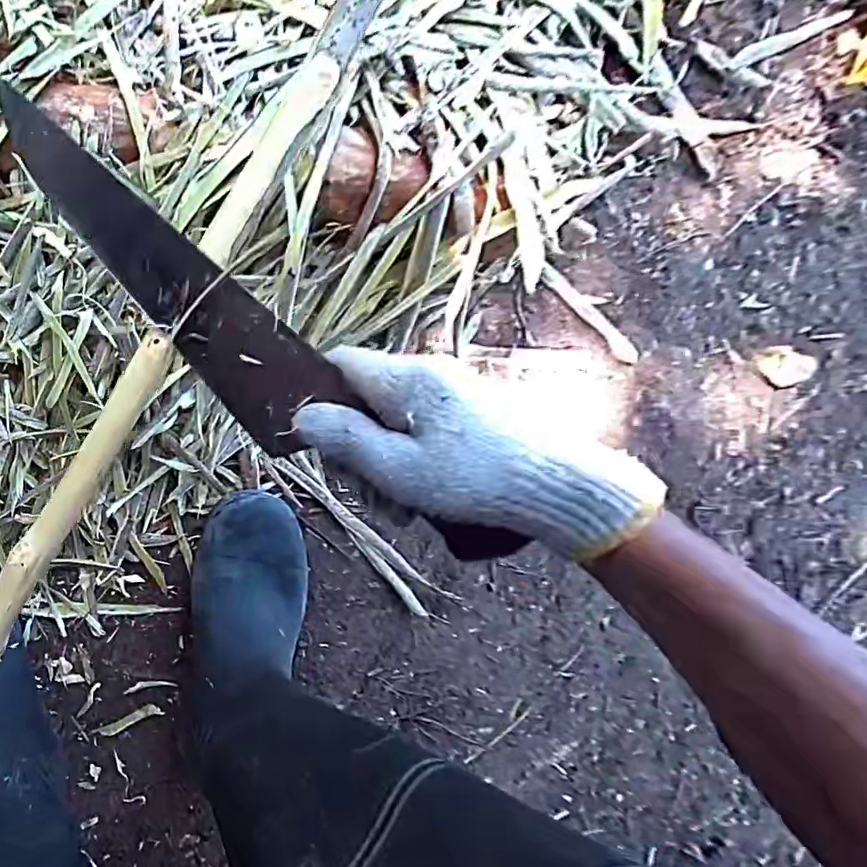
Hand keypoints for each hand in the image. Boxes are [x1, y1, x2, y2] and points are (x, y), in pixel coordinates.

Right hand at [292, 346, 665, 559]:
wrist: (566, 492)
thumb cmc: (476, 479)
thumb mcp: (395, 467)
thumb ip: (343, 438)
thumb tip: (300, 416)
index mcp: (406, 378)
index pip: (338, 361)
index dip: (315, 393)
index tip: (315, 436)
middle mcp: (426, 373)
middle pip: (358, 396)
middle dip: (348, 441)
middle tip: (359, 486)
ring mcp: (449, 392)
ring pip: (384, 419)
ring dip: (375, 460)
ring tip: (393, 504)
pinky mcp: (466, 412)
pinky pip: (414, 429)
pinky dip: (403, 460)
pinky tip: (414, 497)